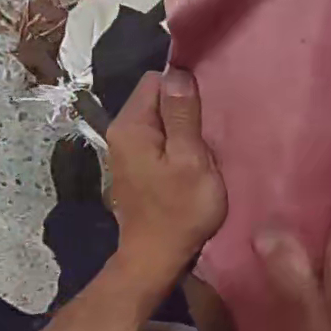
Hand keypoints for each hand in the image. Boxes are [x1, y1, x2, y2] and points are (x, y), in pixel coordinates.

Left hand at [106, 69, 227, 276]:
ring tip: (204, 147)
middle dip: (184, 108)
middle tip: (210, 131)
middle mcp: (121, 132)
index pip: (156, 80)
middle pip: (156, 98)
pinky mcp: (136, 166)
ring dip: (183, 128)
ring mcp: (126, 150)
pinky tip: (192, 161)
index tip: (208, 107)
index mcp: (131, 125)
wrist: (156, 258)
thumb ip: (182, 115)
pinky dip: (176, 144)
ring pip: (160, 119)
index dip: (184, 87)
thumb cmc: (179, 210)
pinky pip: (158, 139)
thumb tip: (177, 71)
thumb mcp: (190, 159)